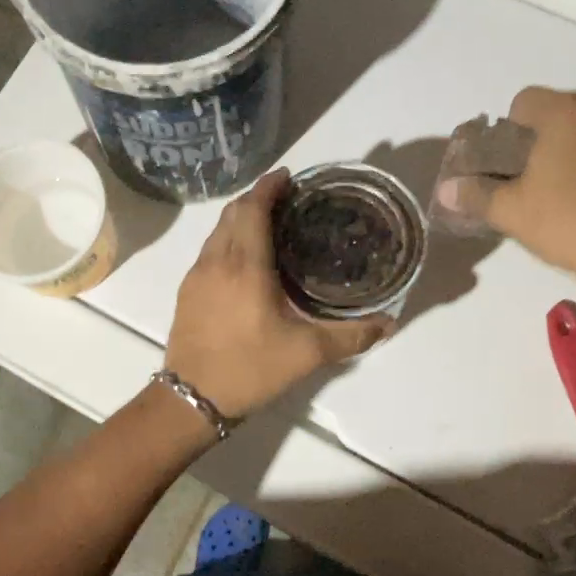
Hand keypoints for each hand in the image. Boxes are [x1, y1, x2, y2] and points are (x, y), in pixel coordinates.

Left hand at [164, 170, 393, 417]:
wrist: (192, 399)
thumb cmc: (249, 369)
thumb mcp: (307, 354)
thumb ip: (350, 335)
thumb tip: (389, 323)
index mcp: (245, 266)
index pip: (252, 208)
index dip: (269, 187)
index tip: (289, 177)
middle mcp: (216, 262)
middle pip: (232, 213)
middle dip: (257, 198)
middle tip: (287, 199)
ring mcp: (196, 277)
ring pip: (217, 232)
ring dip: (240, 219)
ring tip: (269, 225)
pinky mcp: (186, 293)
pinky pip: (209, 252)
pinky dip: (228, 241)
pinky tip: (246, 260)